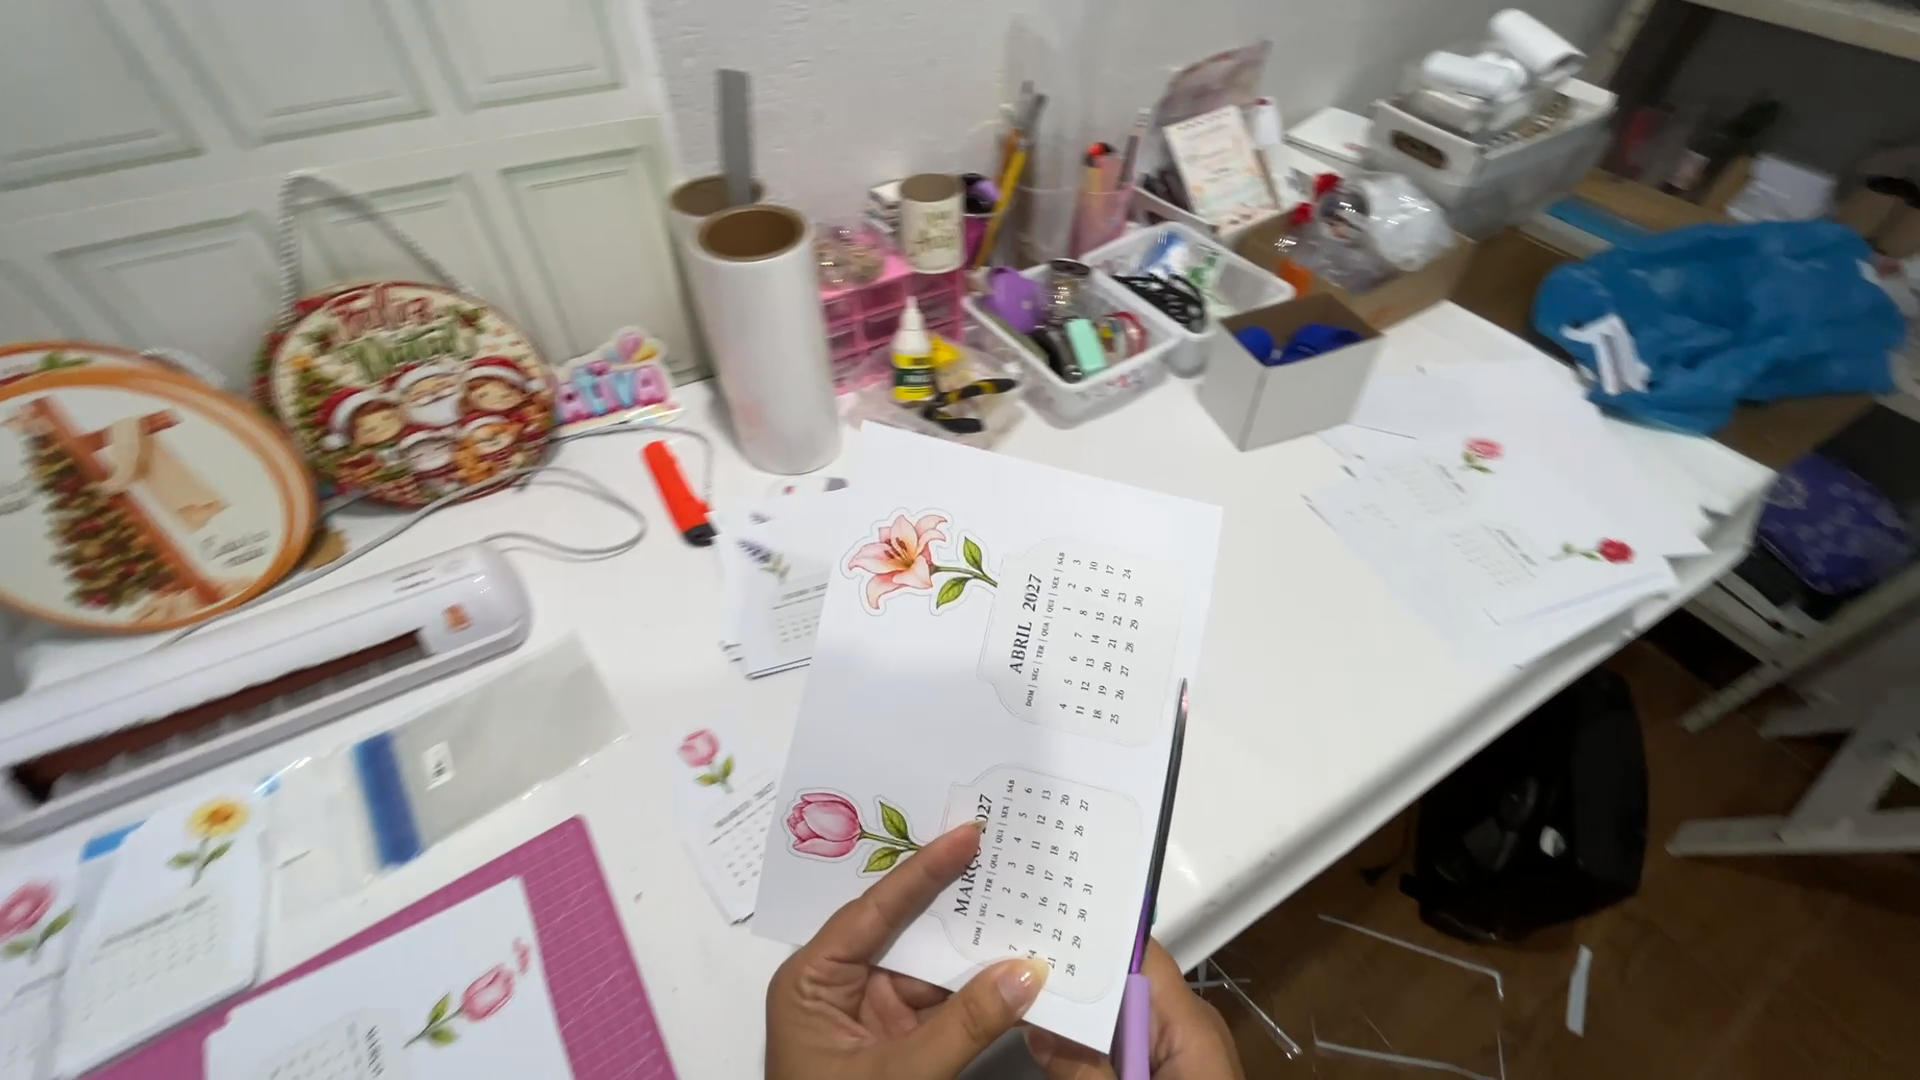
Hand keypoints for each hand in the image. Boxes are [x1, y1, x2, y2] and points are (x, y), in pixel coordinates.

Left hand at [766, 821, 1050, 1079]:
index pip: (875, 909)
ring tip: (1014, 894)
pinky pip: (942, 998)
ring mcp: (871, 1012)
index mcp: (812, 980)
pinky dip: (977, 985)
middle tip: (995, 850)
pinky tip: (1010, 959)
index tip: (967, 834)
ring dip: (972, 941)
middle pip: (903, 927)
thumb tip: (1028, 972)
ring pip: (929, 963)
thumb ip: (965, 1024)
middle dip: (951, 895)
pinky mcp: (897, 1040)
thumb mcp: (898, 1077)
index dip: (924, 869)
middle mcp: (839, 985)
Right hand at [1024, 940, 1243, 1079]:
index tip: (1046, 920)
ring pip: (1123, 1016)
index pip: (1141, 953)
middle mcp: (1191, 1030)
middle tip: (1019, 956)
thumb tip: (1036, 1024)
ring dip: (1082, 1014)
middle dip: (1078, 976)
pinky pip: (1129, 1045)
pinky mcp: (1170, 1077)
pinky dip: (1095, 1045)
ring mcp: (1182, 1057)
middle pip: (1128, 982)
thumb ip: (1082, 1072)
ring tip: (1028, 995)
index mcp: (1192, 1028)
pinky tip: (1056, 1040)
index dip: (1095, 935)